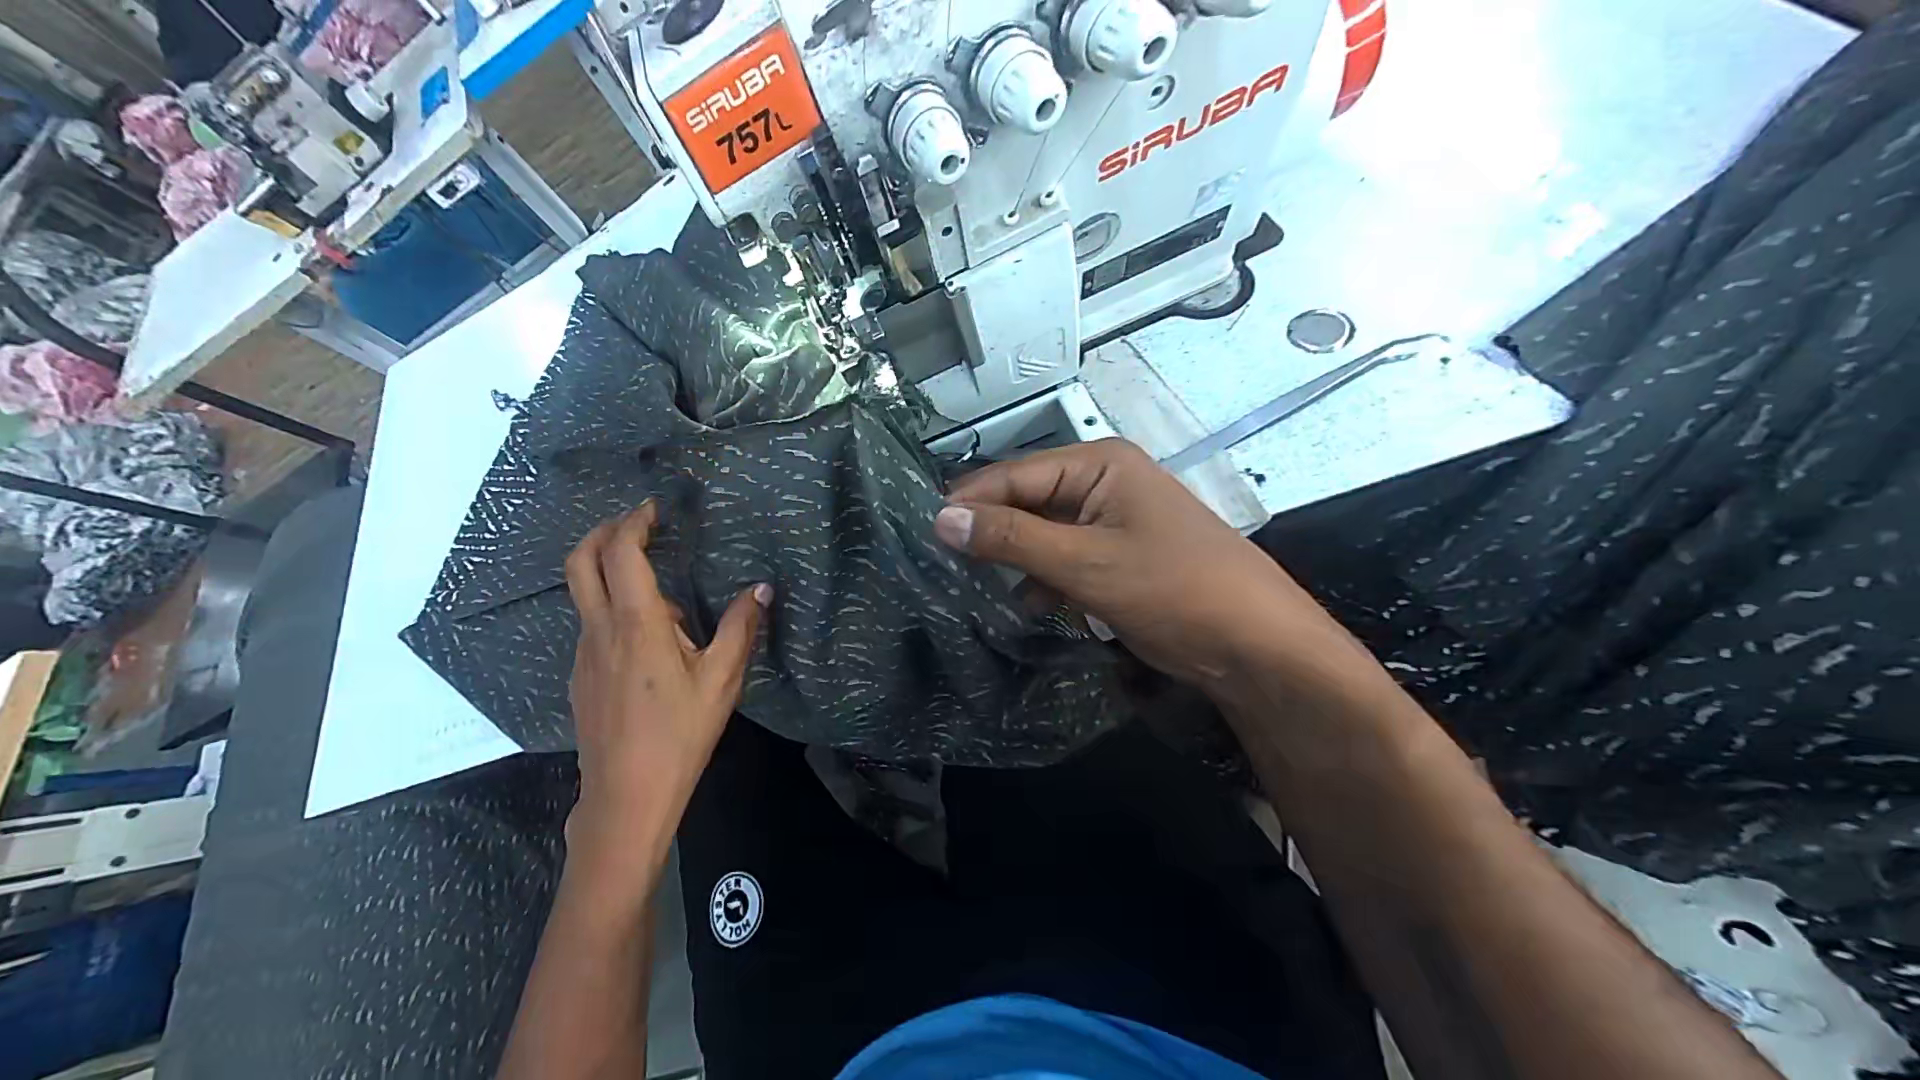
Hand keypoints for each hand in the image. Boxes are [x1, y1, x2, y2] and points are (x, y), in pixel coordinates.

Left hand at [563, 500, 769, 877]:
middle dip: (604, 532)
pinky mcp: (581, 676)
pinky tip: (649, 637)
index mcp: (635, 623)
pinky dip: (613, 606)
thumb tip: (762, 589)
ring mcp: (583, 654)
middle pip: (580, 562)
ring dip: (610, 571)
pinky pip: (592, 624)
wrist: (625, 795)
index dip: (634, 522)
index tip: (655, 509)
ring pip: (584, 594)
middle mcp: (599, 629)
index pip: (621, 552)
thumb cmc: (679, 733)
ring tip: (659, 586)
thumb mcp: (722, 680)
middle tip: (638, 523)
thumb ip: (742, 628)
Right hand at [934, 439, 1349, 688]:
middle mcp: (1103, 482)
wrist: (1254, 644)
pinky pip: (1065, 557)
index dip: (969, 502)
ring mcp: (1112, 520)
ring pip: (1043, 532)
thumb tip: (940, 518)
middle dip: (991, 533)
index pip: (1014, 473)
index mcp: (1098, 463)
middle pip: (1028, 500)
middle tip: (943, 565)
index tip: (925, 534)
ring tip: (976, 589)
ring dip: (1015, 560)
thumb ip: (1011, 539)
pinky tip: (1027, 605)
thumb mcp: (1084, 562)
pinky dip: (1044, 578)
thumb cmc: (1172, 588)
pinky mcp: (1118, 557)